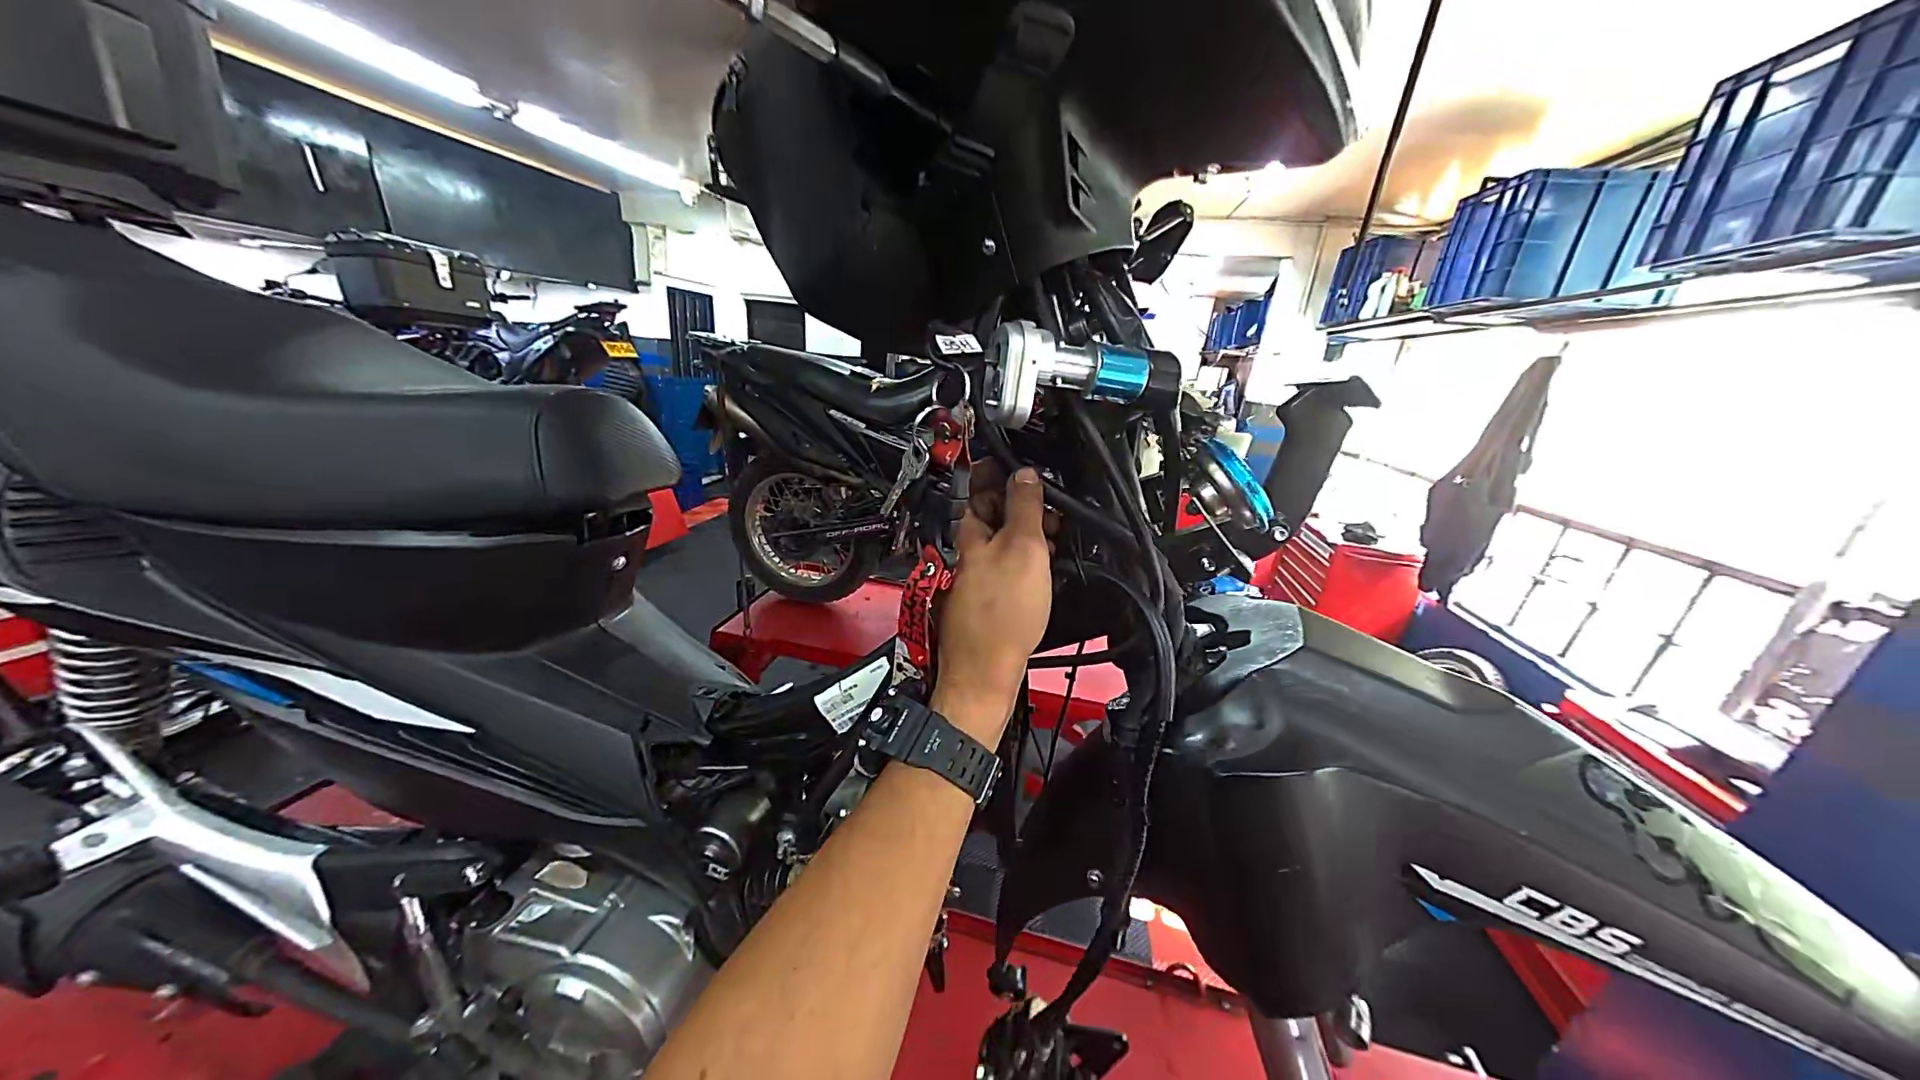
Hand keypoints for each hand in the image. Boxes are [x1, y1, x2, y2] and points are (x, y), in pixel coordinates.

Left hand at [932, 467, 1052, 744]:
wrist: (986, 672)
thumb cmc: (1001, 616)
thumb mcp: (1023, 548)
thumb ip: (1024, 508)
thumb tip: (1025, 475)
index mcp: (971, 533)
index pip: (981, 486)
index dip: (1000, 471)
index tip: (1021, 464)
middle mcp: (969, 552)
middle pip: (993, 513)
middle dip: (1021, 503)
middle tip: (1050, 506)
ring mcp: (978, 576)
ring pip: (1003, 541)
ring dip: (1027, 532)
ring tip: (1053, 536)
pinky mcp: (989, 599)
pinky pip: (1007, 567)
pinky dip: (1025, 560)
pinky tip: (1042, 570)